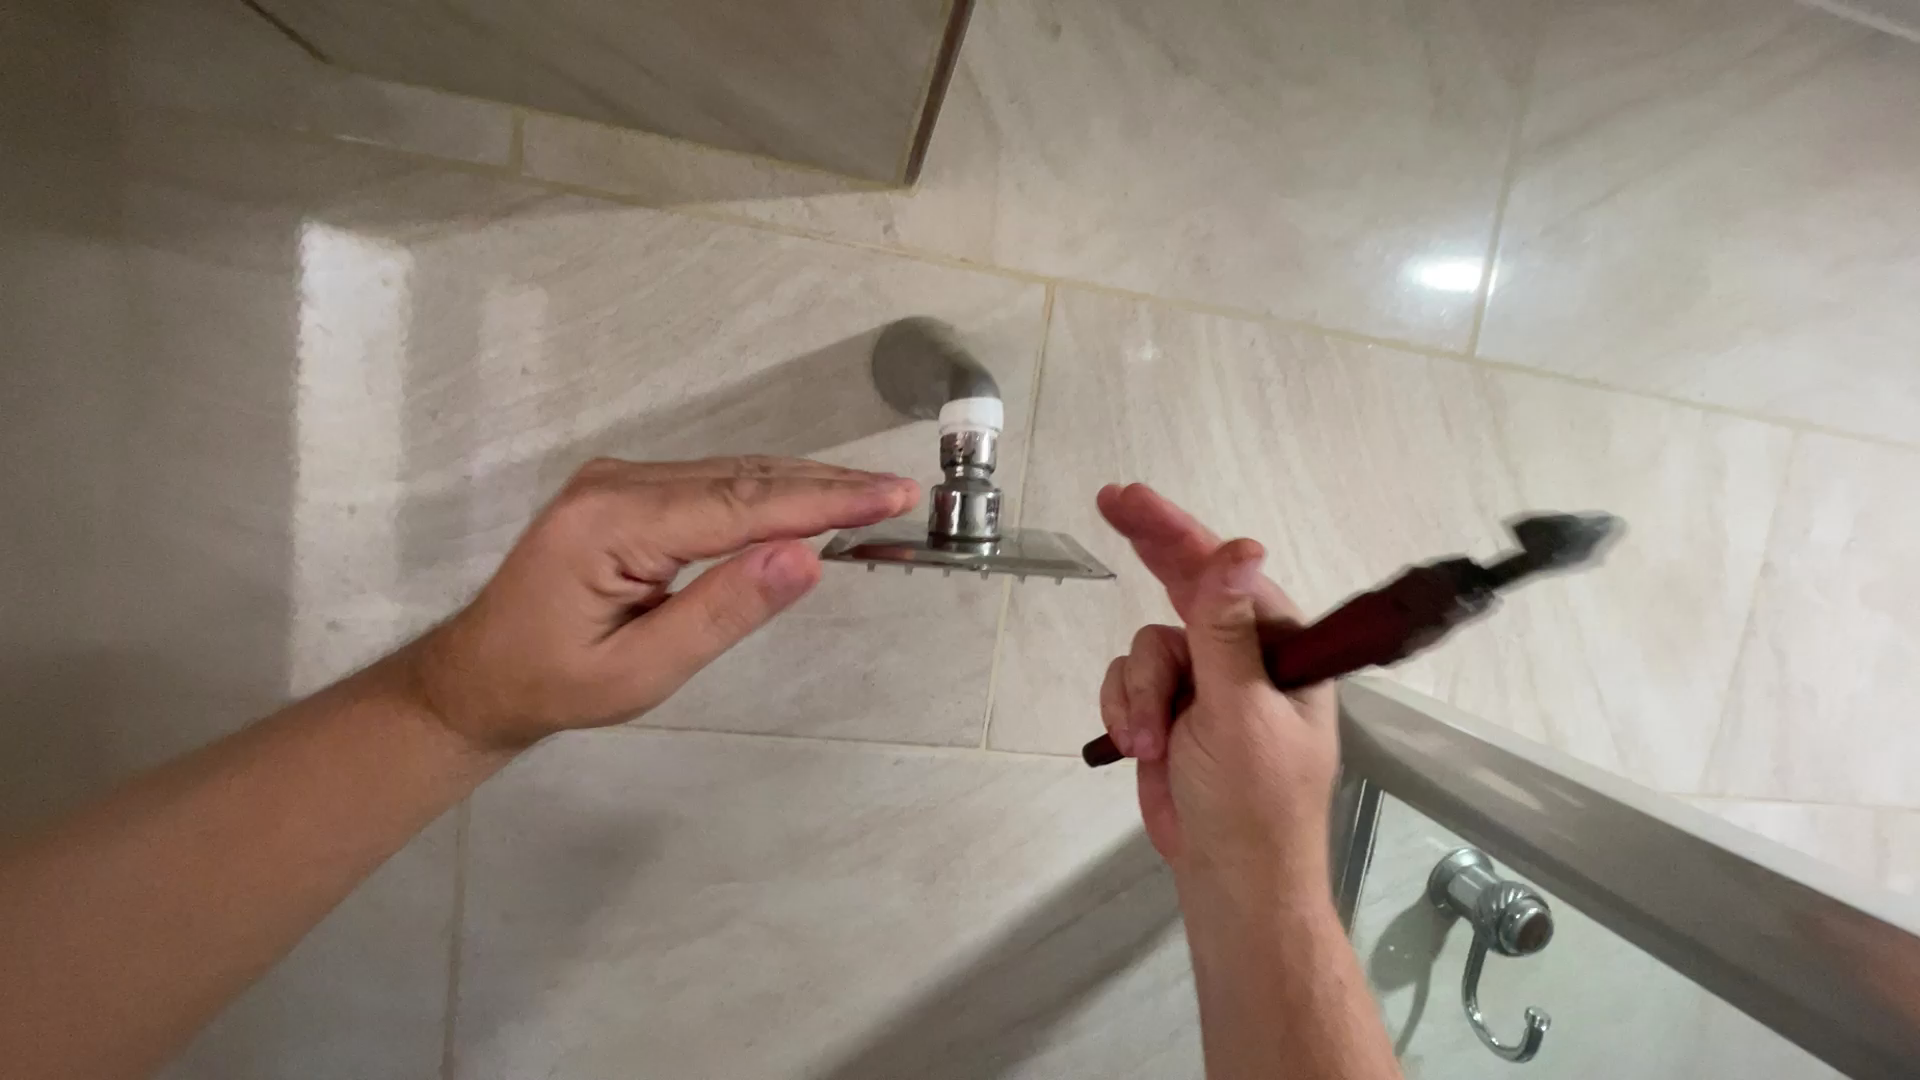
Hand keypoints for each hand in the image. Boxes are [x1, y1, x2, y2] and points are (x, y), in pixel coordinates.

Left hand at [406, 456, 918, 752]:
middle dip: (827, 486)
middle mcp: (619, 483)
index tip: (889, 496)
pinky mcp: (632, 488)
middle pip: (744, 478)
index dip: (822, 501)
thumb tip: (803, 558)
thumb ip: (723, 611)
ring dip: (806, 484)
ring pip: (735, 473)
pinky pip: (717, 481)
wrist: (484, 671)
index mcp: (613, 524)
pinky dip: (773, 490)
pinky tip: (809, 497)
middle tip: (897, 492)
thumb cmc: (558, 684)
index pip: (741, 504)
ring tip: (870, 495)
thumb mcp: (643, 671)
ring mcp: (623, 479)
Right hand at [1096, 484, 1338, 894]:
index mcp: (1279, 648)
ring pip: (1143, 648)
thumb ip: (1226, 630)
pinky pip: (1126, 682)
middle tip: (1109, 501)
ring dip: (1137, 693)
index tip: (1129, 499)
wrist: (1226, 878)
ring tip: (1149, 742)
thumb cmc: (1253, 802)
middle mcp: (1240, 654)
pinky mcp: (1166, 709)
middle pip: (1185, 585)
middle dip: (1148, 549)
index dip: (1176, 530)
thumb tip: (1238, 548)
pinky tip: (1136, 746)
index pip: (1225, 572)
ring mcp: (1200, 681)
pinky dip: (1123, 710)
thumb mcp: (1239, 712)